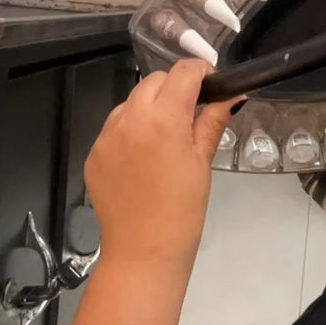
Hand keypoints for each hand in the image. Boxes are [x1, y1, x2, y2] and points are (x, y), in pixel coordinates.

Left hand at [84, 60, 236, 275]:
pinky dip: (131, 129)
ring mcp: (106, 136)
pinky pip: (114, 127)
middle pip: (154, 80)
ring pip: (131, 101)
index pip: (183, 73)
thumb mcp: (202, 162)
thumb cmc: (182, 209)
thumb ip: (212, 122)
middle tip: (192, 113)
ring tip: (166, 137)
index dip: (201, 73)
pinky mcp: (94, 154)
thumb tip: (232, 96)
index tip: (211, 86)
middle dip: (175, 88)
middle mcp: (130, 119)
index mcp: (163, 119)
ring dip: (150, 106)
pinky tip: (144, 157)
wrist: (143, 251)